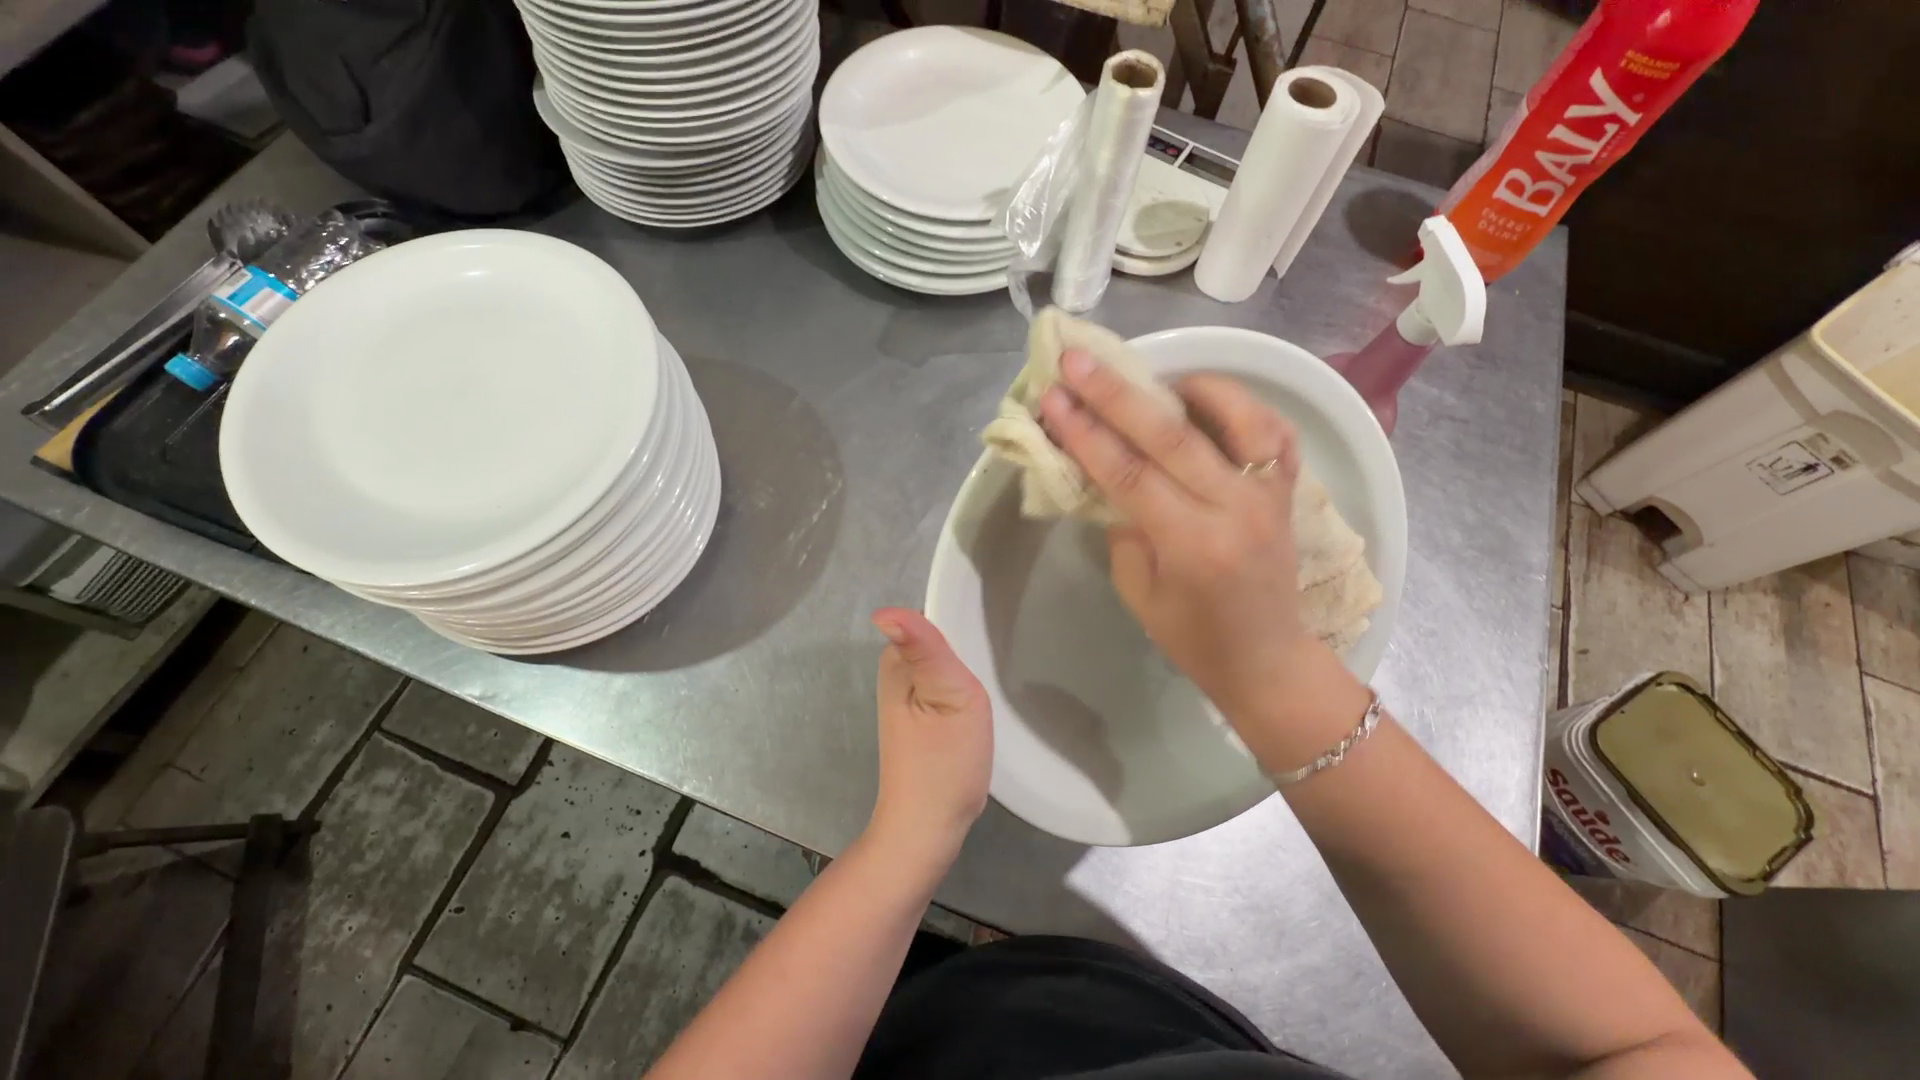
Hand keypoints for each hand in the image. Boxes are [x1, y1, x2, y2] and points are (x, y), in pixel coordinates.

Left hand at [867, 608, 992, 862]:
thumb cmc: (943, 764)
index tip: (993, 638)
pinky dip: (964, 692)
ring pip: (945, 665)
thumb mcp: (948, 698)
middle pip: (939, 639)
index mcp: (896, 663)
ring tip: (995, 682)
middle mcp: (896, 675)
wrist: (929, 828)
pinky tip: (980, 706)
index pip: (932, 617)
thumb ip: (926, 650)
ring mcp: (908, 699)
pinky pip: (946, 687)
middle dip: (968, 647)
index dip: (964, 621)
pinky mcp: (922, 719)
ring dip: (969, 670)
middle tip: (998, 666)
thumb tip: (884, 611)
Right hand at [1037, 350, 1367, 766]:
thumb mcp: (1139, 592)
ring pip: (1235, 415)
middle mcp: (1236, 508)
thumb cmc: (1193, 638)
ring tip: (1148, 377)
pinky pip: (1271, 429)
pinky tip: (1204, 398)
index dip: (1086, 432)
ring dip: (1187, 386)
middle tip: (1076, 359)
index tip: (1053, 397)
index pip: (1130, 473)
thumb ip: (1123, 527)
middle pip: (1171, 434)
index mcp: (1193, 545)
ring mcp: (1270, 492)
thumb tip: (1105, 472)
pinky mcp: (1288, 487)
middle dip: (1116, 393)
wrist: (1267, 658)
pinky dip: (1238, 404)